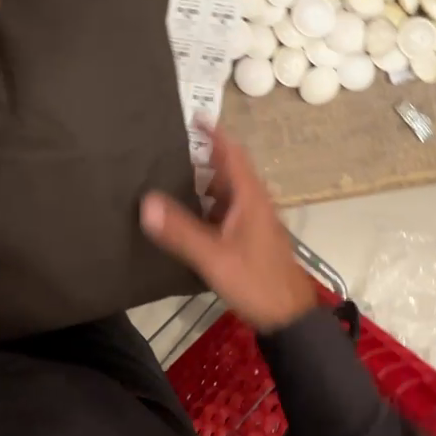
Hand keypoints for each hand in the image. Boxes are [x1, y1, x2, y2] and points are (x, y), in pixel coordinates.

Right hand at [140, 126, 317, 331]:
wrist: (290, 319)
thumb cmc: (256, 282)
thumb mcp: (213, 257)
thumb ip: (180, 231)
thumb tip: (146, 202)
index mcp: (249, 197)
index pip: (232, 153)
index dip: (215, 133)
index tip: (195, 116)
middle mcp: (255, 203)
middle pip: (228, 169)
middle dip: (202, 156)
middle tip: (170, 149)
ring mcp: (255, 221)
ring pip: (227, 191)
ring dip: (204, 181)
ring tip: (172, 178)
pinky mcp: (252, 237)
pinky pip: (226, 208)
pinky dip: (208, 203)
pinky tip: (189, 215)